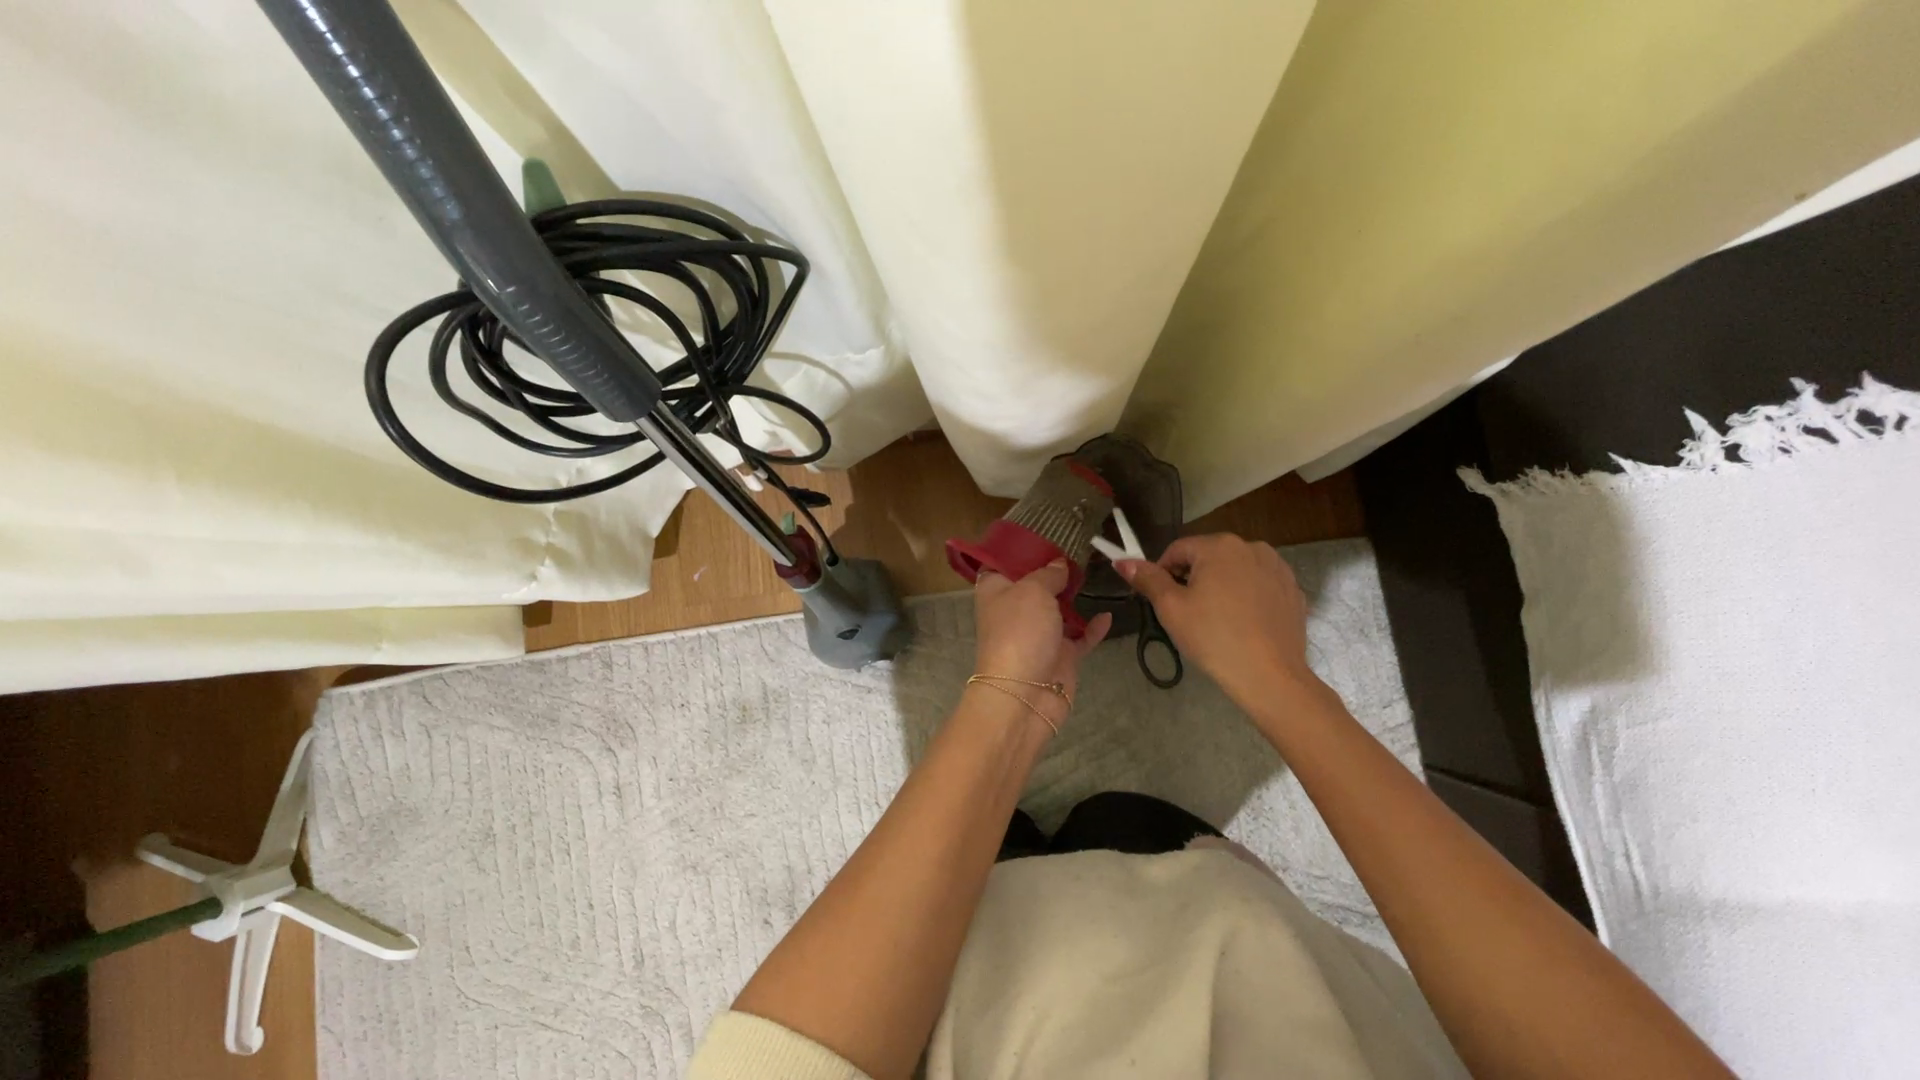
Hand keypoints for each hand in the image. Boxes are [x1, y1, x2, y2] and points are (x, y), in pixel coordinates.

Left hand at [971, 560, 1111, 727]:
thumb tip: (1059, 564)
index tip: (1045, 531)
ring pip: (1059, 610)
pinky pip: (1081, 637)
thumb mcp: (1032, 590)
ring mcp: (1039, 634)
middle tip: (1081, 545)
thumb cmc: (1019, 632)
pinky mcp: (1060, 656)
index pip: (1003, 562)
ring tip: (1098, 570)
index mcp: (996, 590)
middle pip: (1035, 584)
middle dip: (1054, 568)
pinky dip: (1094, 627)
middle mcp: (1015, 610)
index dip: (1020, 548)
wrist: (1025, 694)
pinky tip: (1108, 614)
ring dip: (1075, 596)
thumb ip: (1049, 573)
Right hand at [1115, 534, 1319, 708]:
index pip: (1177, 550)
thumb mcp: (1171, 608)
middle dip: (1193, 579)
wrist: (1269, 674)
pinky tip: (1243, 624)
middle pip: (1209, 557)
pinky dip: (1247, 598)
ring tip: (1217, 620)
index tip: (1160, 600)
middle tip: (1187, 614)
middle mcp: (1252, 547)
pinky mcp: (1293, 590)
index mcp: (1219, 546)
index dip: (1162, 572)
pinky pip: (1259, 586)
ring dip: (1221, 586)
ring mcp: (1277, 567)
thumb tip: (1123, 561)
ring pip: (1236, 571)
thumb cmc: (1213, 637)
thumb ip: (1148, 579)